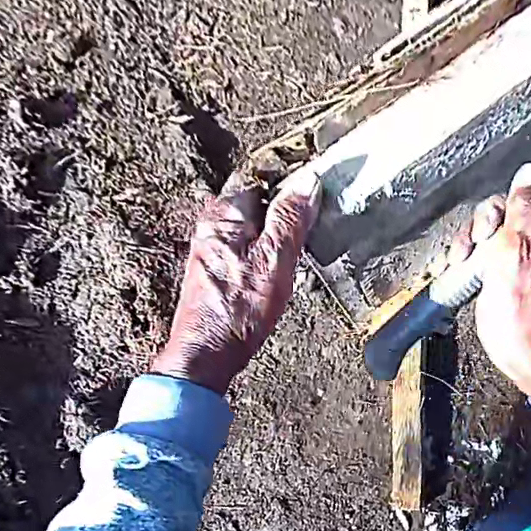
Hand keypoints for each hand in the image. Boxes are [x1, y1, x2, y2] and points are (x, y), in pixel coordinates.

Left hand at [151, 171, 320, 392]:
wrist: (208, 354)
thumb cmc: (239, 311)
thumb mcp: (275, 260)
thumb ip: (291, 219)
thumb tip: (309, 181)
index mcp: (224, 213)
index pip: (263, 176)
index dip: (293, 180)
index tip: (322, 189)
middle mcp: (214, 224)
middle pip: (259, 200)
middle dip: (288, 207)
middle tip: (320, 220)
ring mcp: (214, 247)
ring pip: (256, 225)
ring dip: (281, 231)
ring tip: (309, 242)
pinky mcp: (220, 270)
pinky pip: (251, 246)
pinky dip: (271, 250)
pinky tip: (285, 267)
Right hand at [466, 163, 530, 395]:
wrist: (519, 348)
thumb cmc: (524, 305)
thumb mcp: (522, 246)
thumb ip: (526, 207)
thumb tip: (530, 173)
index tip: (514, 195)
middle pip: (513, 203)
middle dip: (490, 215)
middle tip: (485, 236)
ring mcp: (520, 254)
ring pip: (492, 225)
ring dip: (472, 236)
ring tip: (465, 257)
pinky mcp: (500, 270)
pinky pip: (480, 249)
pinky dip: (465, 253)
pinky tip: (456, 264)